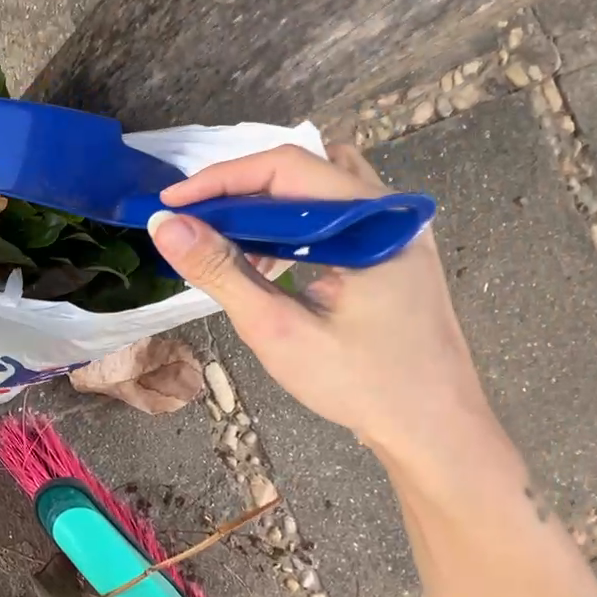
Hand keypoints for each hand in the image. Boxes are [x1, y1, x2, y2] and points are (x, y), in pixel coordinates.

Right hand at [150, 144, 494, 462]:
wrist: (432, 428)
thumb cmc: (359, 382)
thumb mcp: (276, 327)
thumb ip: (220, 271)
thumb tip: (164, 227)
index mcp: (373, 222)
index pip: (285, 168)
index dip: (219, 179)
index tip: (167, 204)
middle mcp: (390, 212)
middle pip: (302, 171)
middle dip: (236, 191)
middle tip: (186, 222)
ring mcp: (393, 232)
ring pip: (316, 190)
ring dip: (262, 208)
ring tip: (220, 244)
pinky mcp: (387, 254)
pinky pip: (327, 218)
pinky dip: (284, 228)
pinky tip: (261, 265)